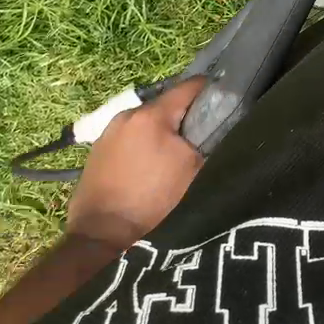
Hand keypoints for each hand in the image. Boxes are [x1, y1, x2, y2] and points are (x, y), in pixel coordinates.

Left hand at [65, 76, 207, 249]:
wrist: (100, 238)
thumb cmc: (153, 200)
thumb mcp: (193, 168)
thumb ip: (208, 138)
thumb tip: (220, 124)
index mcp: (152, 114)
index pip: (192, 85)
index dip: (213, 92)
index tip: (226, 105)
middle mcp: (127, 113)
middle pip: (169, 102)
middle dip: (187, 115)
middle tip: (202, 137)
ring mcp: (108, 131)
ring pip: (149, 120)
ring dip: (165, 130)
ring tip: (175, 154)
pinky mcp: (97, 149)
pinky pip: (132, 135)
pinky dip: (145, 143)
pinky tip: (150, 166)